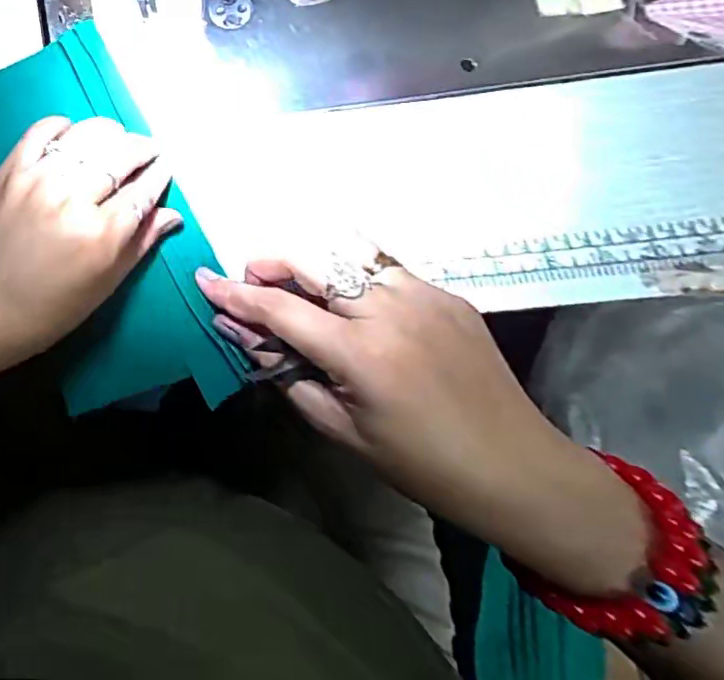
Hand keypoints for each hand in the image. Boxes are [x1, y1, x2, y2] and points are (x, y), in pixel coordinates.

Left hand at [0, 116, 181, 396]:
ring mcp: (37, 179)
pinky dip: (62, 126)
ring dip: (110, 134)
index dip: (160, 175)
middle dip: (143, 149)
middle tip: (149, 151)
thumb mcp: (101, 289)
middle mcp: (72, 198)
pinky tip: (73, 134)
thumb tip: (172, 214)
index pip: (143, 190)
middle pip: (120, 155)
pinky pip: (42, 131)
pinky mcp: (10, 170)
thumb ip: (138, 245)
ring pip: (87, 136)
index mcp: (100, 235)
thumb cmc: (45, 313)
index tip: (166, 167)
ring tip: (117, 140)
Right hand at [196, 254, 649, 596]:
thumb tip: (243, 335)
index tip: (205, 280)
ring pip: (349, 256)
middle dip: (273, 263)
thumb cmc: (421, 464)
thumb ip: (287, 375)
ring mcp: (423, 293)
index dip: (236, 294)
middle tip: (250, 276)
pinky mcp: (446, 292)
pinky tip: (351, 300)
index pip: (281, 309)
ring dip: (314, 265)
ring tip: (297, 284)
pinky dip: (355, 277)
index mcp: (361, 353)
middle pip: (313, 262)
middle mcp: (389, 308)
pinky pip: (385, 271)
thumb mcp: (343, 430)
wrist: (517, 468)